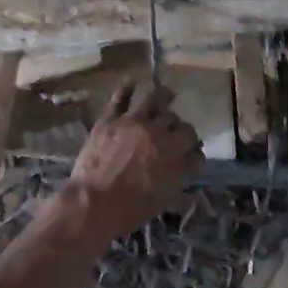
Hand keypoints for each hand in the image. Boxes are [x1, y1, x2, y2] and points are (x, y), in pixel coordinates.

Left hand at [64, 80, 202, 240]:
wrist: (94, 202)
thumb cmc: (131, 208)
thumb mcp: (165, 199)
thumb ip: (181, 178)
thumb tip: (192, 166)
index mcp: (173, 151)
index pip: (192, 138)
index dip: (193, 144)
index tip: (191, 151)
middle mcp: (157, 131)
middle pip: (174, 119)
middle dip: (177, 124)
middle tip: (174, 130)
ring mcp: (132, 122)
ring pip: (153, 100)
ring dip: (163, 96)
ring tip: (167, 94)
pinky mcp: (109, 120)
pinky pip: (119, 98)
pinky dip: (126, 87)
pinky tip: (132, 80)